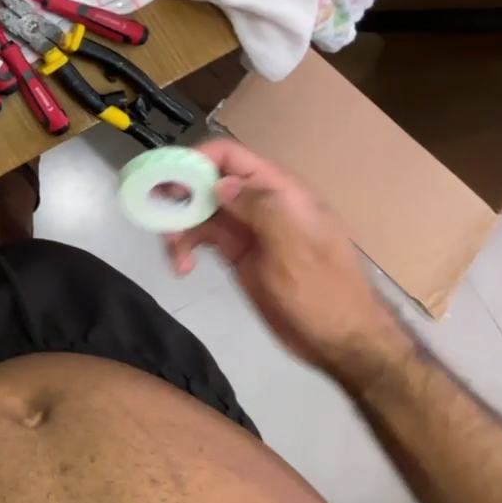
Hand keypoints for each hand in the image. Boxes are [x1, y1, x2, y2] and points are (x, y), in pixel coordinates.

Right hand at [166, 139, 410, 385]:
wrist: (343, 346)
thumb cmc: (325, 296)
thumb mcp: (296, 251)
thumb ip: (261, 210)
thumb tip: (219, 184)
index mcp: (279, 193)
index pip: (230, 156)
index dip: (195, 160)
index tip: (168, 183)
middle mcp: (259, 203)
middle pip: (205, 181)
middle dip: (177, 196)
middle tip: (157, 219)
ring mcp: (247, 227)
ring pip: (197, 209)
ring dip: (177, 226)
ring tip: (172, 251)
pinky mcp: (236, 251)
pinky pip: (200, 235)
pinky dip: (184, 246)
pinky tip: (181, 266)